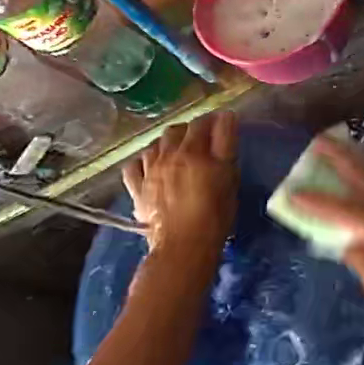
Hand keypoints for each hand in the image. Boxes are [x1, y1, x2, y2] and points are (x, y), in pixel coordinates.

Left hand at [123, 114, 238, 266]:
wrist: (182, 247)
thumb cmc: (214, 215)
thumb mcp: (229, 177)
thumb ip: (226, 144)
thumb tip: (226, 116)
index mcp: (193, 151)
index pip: (203, 123)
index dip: (214, 121)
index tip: (222, 125)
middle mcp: (168, 155)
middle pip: (177, 129)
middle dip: (190, 130)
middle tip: (203, 141)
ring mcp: (149, 171)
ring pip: (155, 144)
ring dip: (167, 143)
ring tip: (178, 152)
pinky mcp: (137, 189)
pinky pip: (134, 165)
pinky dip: (143, 161)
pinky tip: (150, 166)